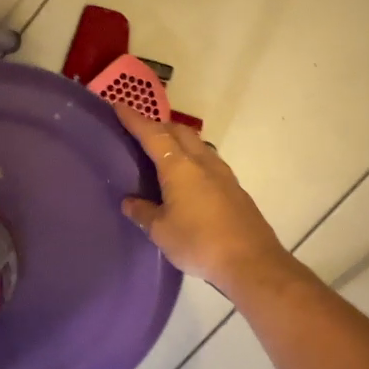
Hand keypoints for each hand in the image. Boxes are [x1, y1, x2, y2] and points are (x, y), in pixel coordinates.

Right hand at [111, 103, 287, 290]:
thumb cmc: (199, 243)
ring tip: (162, 154)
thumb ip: (143, 212)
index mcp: (179, 167)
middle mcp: (202, 162)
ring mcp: (222, 174)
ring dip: (178, 141)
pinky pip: (207, 162)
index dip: (134, 119)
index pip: (152, 134)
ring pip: (197, 145)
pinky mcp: (234, 189)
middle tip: (139, 132)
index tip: (118, 106)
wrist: (251, 262)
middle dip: (158, 125)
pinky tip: (186, 178)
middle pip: (179, 132)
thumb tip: (130, 202)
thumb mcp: (161, 231)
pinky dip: (191, 159)